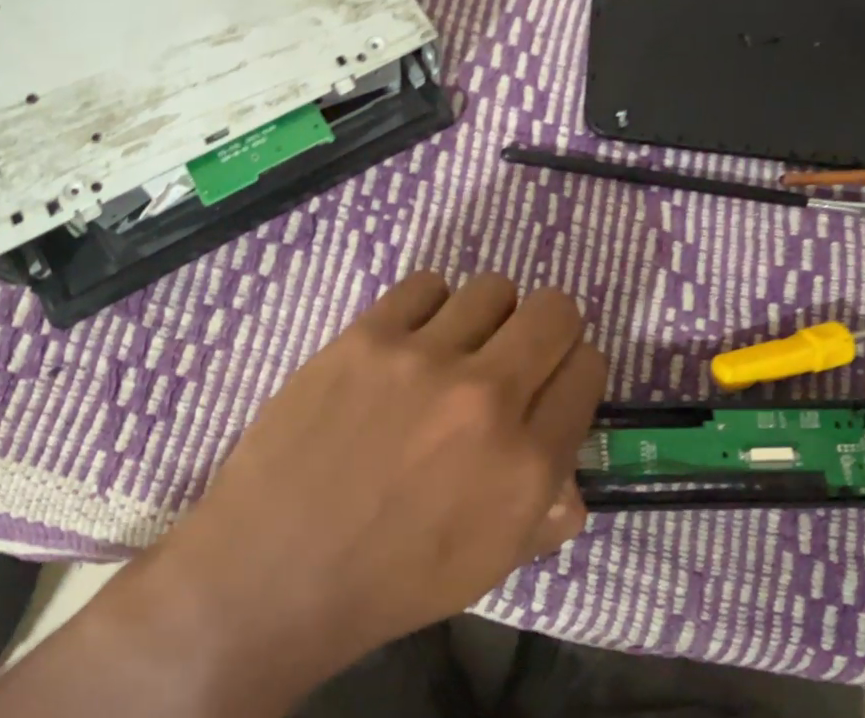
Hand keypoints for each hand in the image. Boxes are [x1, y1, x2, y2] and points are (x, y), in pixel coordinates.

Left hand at [155, 271, 604, 661]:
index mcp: (529, 463)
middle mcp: (489, 398)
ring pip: (493, 288)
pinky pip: (426, 284)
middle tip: (516, 353)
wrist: (276, 568)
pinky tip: (409, 340)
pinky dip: (429, 307)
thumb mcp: (492, 566)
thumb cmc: (390, 581)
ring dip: (488, 316)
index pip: (587, 370)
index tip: (553, 382)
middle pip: (556, 311)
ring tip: (456, 347)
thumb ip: (547, 511)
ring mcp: (425, 359)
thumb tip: (570, 471)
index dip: (575, 372)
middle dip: (548, 329)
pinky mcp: (367, 335)